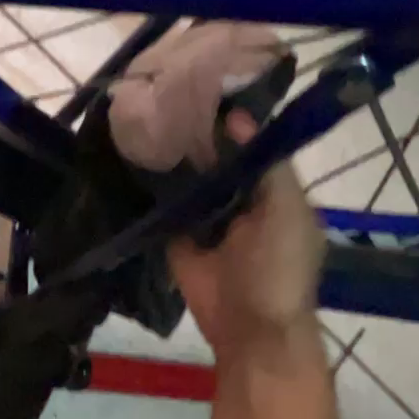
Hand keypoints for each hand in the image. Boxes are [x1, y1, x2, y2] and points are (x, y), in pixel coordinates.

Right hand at [167, 112, 323, 353]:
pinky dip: (151, 191)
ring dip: (171, 161)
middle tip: (163, 102)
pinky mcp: (175, 238)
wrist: (246, 327)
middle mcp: (239, 201)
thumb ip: (266, 165)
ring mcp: (205, 220)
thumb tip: (237, 117)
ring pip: (188, 182)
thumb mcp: (286, 211)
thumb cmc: (278, 268)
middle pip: (216, 162)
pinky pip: (163, 209)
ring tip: (143, 124)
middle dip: (195, 139)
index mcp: (273, 192)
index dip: (232, 123)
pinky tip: (132, 162)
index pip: (252, 148)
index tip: (203, 91)